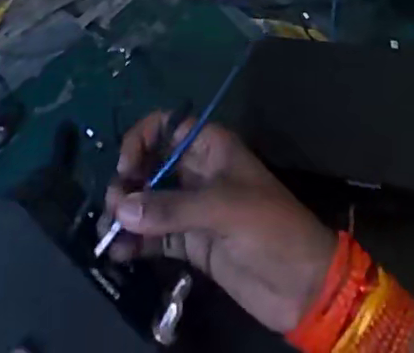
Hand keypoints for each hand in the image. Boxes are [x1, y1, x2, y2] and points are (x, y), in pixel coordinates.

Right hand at [103, 111, 337, 332]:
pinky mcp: (190, 242)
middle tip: (113, 207)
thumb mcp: (224, 209)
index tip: (127, 167)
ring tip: (108, 234)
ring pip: (147, 201)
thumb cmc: (272, 228)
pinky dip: (134, 242)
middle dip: (127, 182)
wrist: (306, 287)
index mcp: (209, 147)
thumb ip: (171, 208)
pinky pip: (154, 234)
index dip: (141, 140)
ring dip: (125, 214)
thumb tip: (121, 209)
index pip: (164, 127)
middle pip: (149, 164)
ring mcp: (191, 207)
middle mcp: (196, 171)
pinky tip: (118, 253)